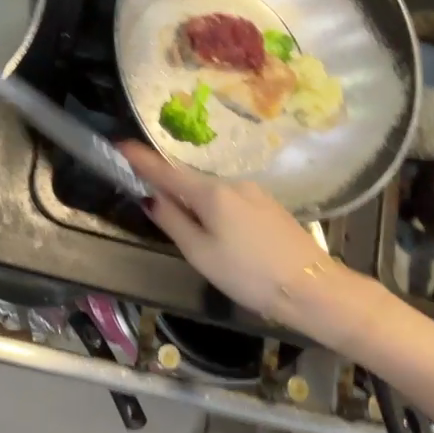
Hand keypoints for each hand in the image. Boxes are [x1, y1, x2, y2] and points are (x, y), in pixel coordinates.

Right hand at [118, 141, 351, 330]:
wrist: (311, 288)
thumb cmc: (247, 273)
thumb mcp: (199, 252)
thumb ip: (172, 221)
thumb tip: (150, 198)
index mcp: (211, 194)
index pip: (167, 172)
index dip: (143, 159)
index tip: (122, 144)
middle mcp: (233, 185)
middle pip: (190, 182)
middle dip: (170, 189)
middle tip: (154, 207)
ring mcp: (256, 194)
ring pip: (212, 194)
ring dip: (195, 204)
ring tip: (191, 233)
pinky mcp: (270, 207)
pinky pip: (231, 202)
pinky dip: (215, 210)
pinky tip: (220, 234)